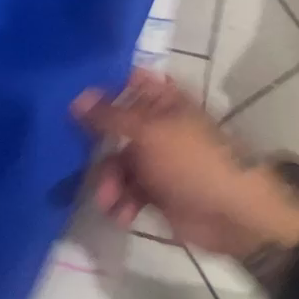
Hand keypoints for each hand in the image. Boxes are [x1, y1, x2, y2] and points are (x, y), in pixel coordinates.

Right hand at [72, 72, 298, 260]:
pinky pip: (128, 191)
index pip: (125, 83)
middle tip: (81, 162)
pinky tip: (124, 215)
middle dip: (96, 148)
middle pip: (114, 128)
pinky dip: (122, 202)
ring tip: (110, 200)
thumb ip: (111, 115)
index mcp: (162, 100)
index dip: (100, 90)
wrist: (231, 212)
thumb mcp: (148, 132)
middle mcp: (157, 125)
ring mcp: (157, 159)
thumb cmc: (192, 159)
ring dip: (108, 182)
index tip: (67, 101)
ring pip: (117, 163)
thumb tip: (77, 96)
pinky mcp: (157, 192)